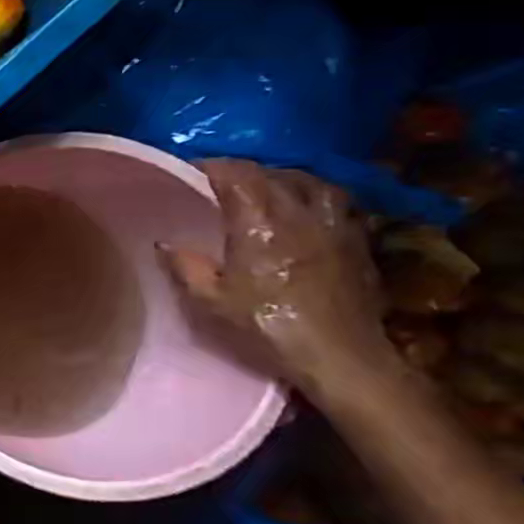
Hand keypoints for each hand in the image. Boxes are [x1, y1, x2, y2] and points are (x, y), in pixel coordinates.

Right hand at [162, 159, 395, 387]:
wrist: (341, 355)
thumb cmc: (267, 326)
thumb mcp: (210, 300)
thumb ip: (185, 266)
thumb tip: (166, 244)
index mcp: (261, 224)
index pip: (238, 175)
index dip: (212, 167)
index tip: (190, 172)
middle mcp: (301, 214)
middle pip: (273, 174)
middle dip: (243, 172)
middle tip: (218, 182)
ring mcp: (336, 225)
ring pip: (310, 182)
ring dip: (283, 179)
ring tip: (263, 189)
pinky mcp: (357, 241)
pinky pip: (334, 202)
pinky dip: (311, 196)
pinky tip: (300, 210)